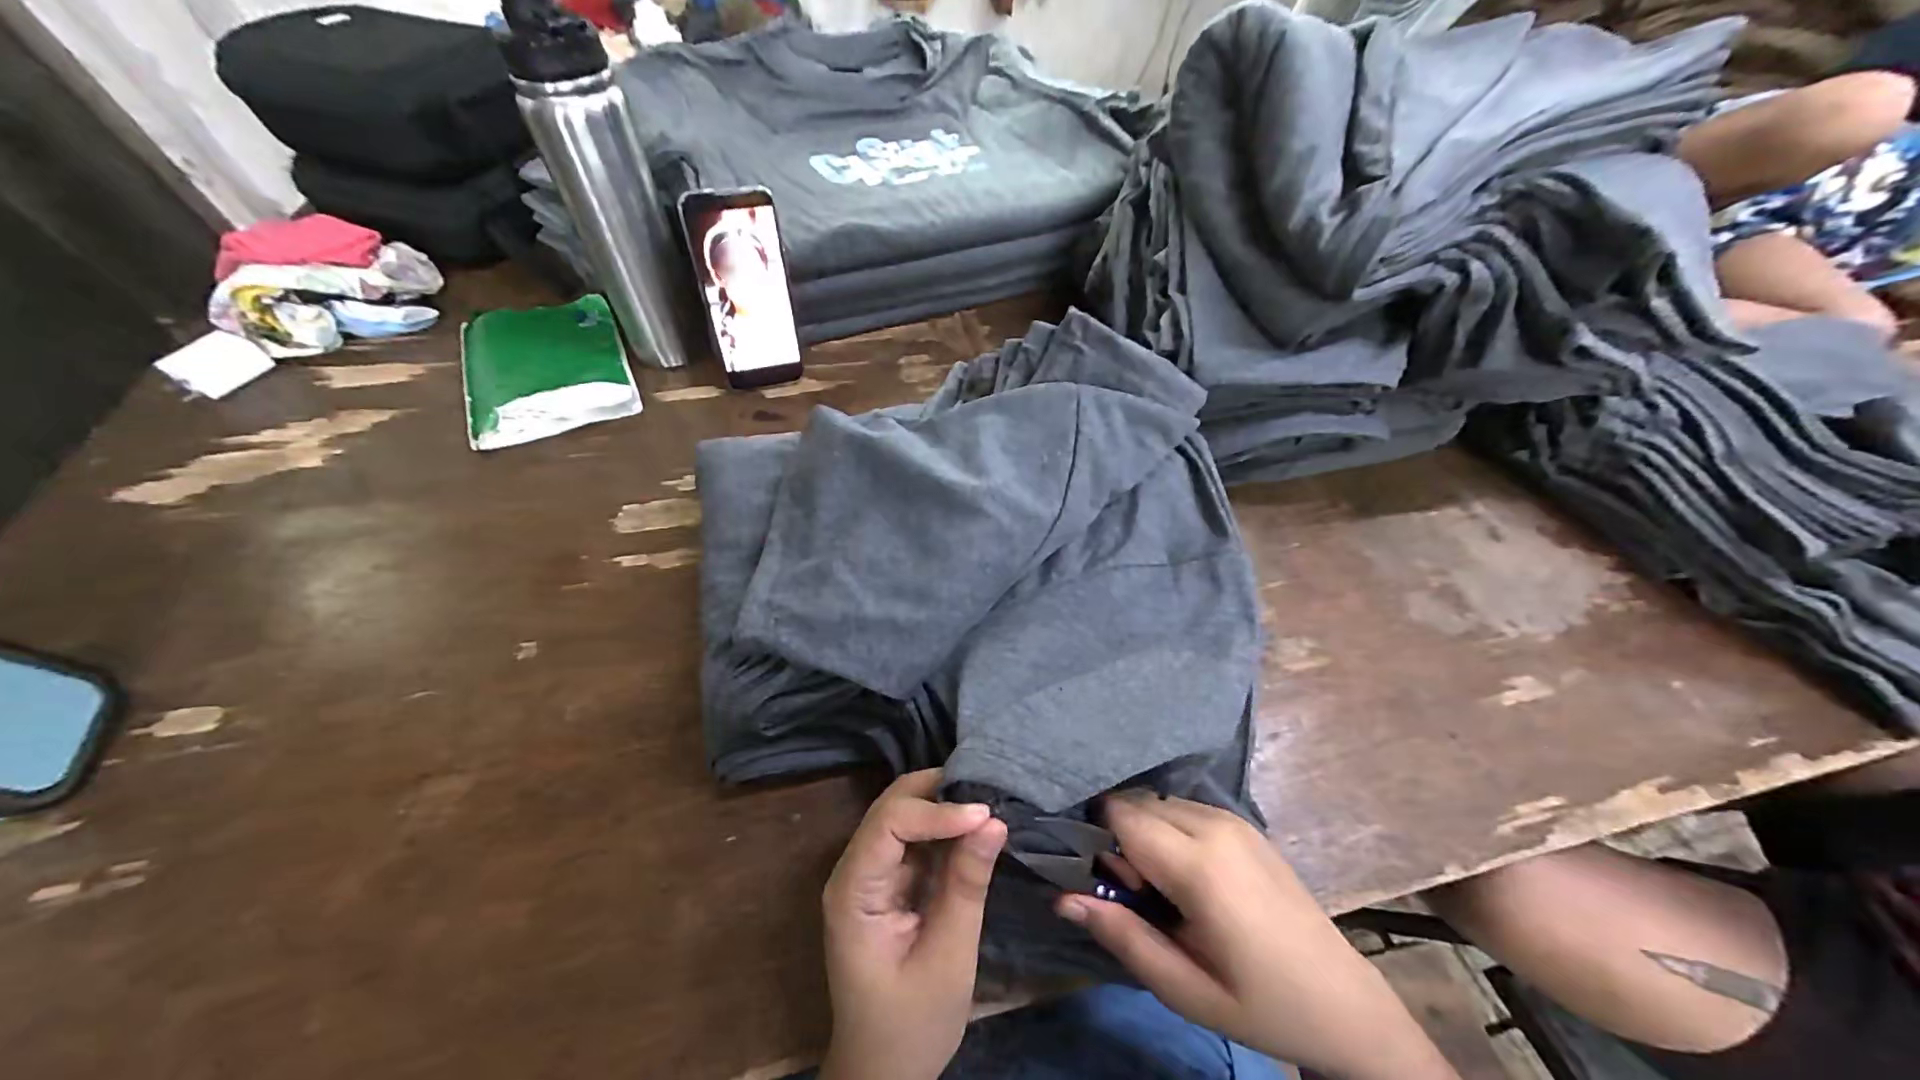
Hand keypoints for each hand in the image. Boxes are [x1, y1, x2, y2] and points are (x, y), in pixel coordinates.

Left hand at [817, 769, 1007, 1079]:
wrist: (883, 1071)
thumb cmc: (912, 1024)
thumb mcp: (948, 958)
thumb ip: (967, 885)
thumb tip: (994, 821)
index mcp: (853, 891)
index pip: (889, 822)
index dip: (937, 811)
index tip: (986, 814)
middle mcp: (855, 872)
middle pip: (892, 807)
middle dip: (939, 793)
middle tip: (990, 790)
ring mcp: (872, 876)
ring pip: (904, 816)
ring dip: (945, 806)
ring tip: (990, 802)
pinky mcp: (891, 885)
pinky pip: (917, 841)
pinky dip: (947, 830)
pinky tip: (976, 827)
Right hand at [1056, 794, 1457, 1079]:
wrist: (1344, 1003)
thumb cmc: (1260, 1003)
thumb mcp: (1184, 989)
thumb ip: (1122, 936)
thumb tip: (1062, 897)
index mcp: (1200, 865)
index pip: (1119, 815)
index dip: (1099, 843)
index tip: (1108, 884)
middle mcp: (1215, 825)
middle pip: (1135, 804)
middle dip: (1120, 839)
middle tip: (1137, 895)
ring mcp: (1234, 818)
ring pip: (1158, 803)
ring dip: (1144, 834)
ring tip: (1165, 890)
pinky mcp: (1245, 822)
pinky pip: (1184, 808)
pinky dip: (1168, 830)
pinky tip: (1188, 877)